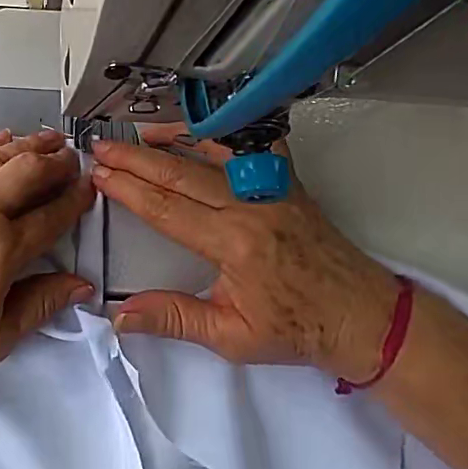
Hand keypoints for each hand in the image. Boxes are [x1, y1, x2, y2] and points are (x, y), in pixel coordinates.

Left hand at [0, 130, 96, 415]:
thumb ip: (40, 304)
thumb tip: (78, 286)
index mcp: (0, 251)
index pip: (50, 216)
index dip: (74, 200)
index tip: (87, 190)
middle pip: (27, 173)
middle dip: (56, 162)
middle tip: (72, 159)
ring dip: (26, 146)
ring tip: (48, 140)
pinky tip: (2, 141)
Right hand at [88, 124, 398, 380]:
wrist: (368, 319)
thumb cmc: (299, 329)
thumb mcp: (231, 337)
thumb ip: (173, 319)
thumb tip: (120, 315)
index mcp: (235, 244)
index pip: (166, 208)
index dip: (127, 189)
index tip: (99, 177)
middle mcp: (252, 208)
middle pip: (179, 173)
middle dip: (134, 159)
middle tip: (101, 147)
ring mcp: (273, 191)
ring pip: (212, 152)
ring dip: (172, 139)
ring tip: (139, 134)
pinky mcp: (288, 185)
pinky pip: (252, 148)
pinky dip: (222, 135)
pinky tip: (199, 131)